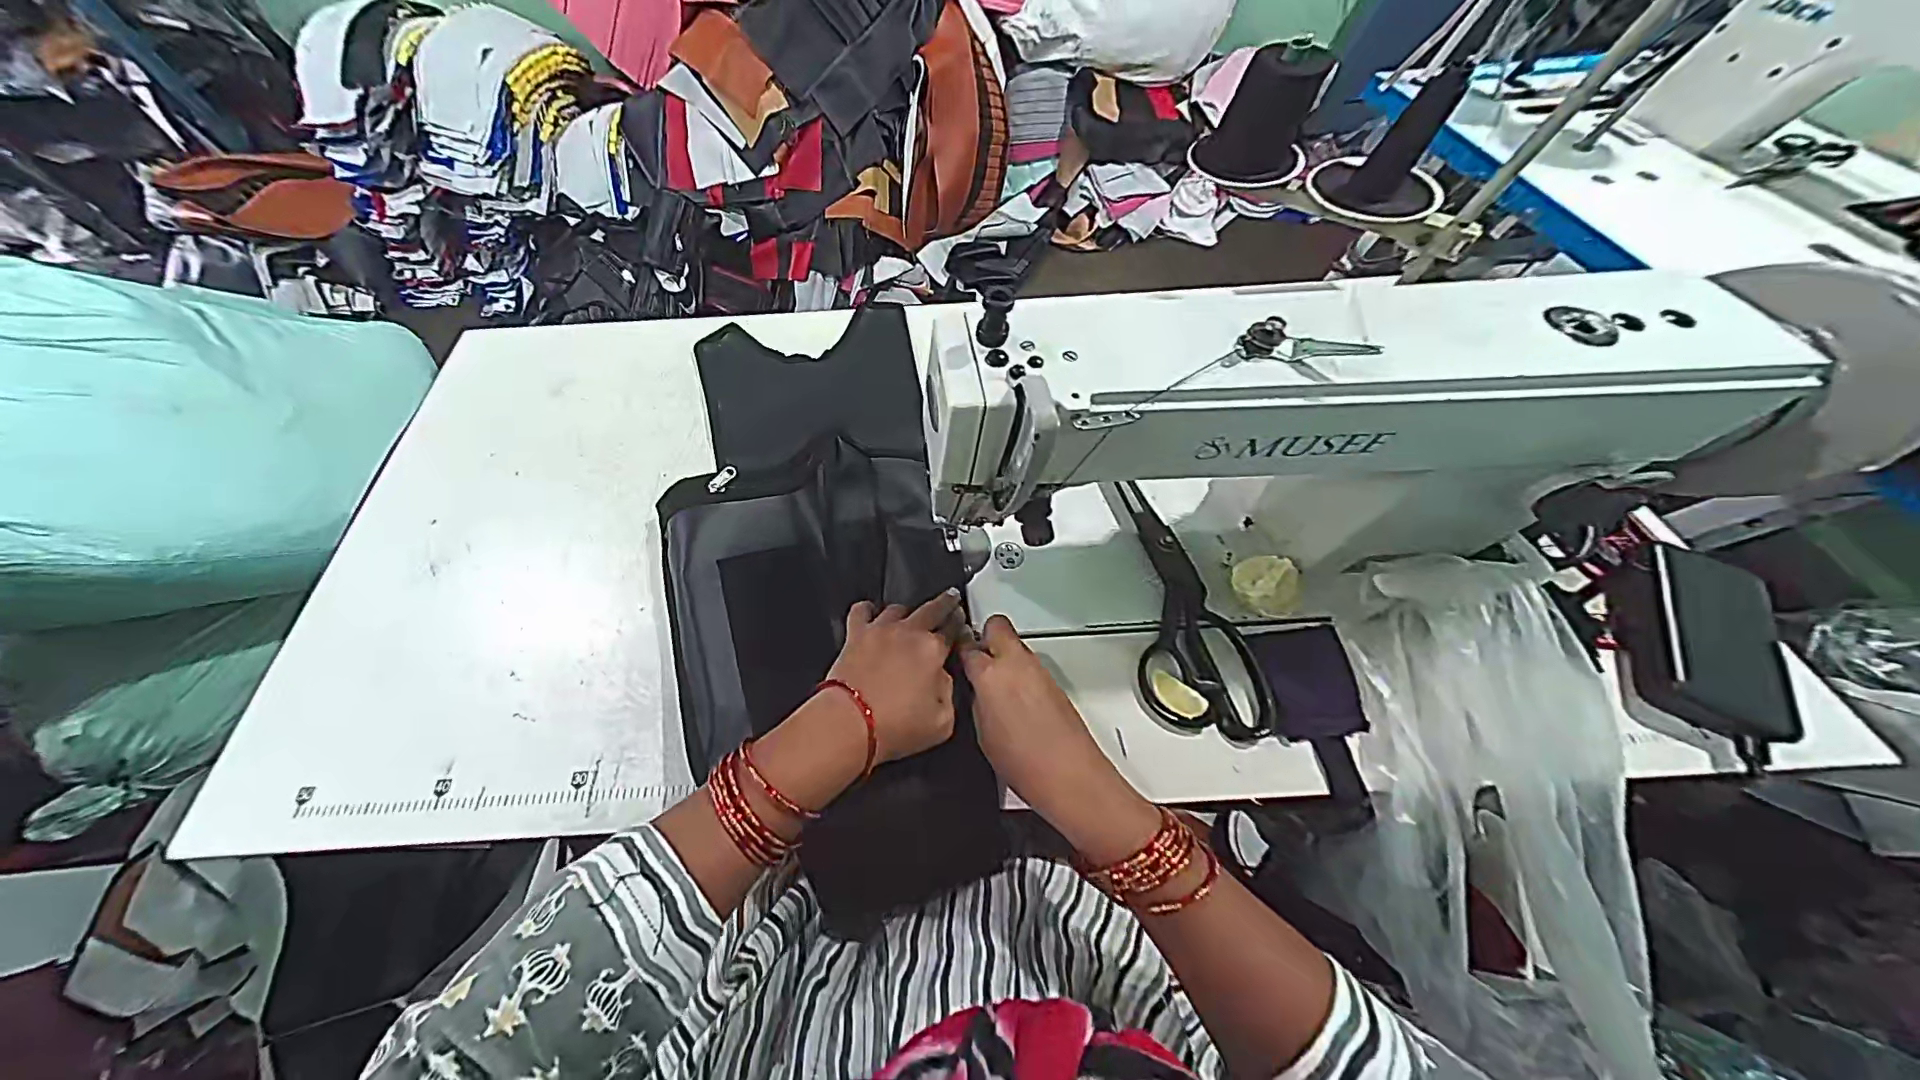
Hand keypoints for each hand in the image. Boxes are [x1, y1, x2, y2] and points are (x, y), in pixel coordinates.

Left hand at [823, 591, 963, 764]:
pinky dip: (868, 609)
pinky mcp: (856, 635)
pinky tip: (871, 613)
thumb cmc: (894, 725)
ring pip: (899, 607)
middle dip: (945, 602)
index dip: (959, 624)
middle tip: (950, 599)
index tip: (960, 623)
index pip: (953, 629)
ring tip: (911, 614)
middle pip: (933, 608)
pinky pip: (862, 610)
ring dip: (908, 610)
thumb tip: (942, 679)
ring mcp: (881, 630)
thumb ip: (948, 693)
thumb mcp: (942, 721)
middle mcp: (909, 633)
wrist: (850, 723)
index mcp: (934, 651)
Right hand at [961, 615, 1142, 829]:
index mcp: (990, 674)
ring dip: (1006, 657)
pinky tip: (1018, 702)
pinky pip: (1031, 666)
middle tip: (978, 656)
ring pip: (1016, 645)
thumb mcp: (981, 733)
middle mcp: (1017, 664)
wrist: (1069, 775)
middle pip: (997, 626)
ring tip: (998, 687)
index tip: (958, 658)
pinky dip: (1022, 675)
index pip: (967, 646)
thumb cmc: (1027, 762)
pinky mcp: (1054, 682)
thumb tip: (975, 691)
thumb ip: (976, 701)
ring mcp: (1039, 670)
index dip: (961, 651)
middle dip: (985, 636)